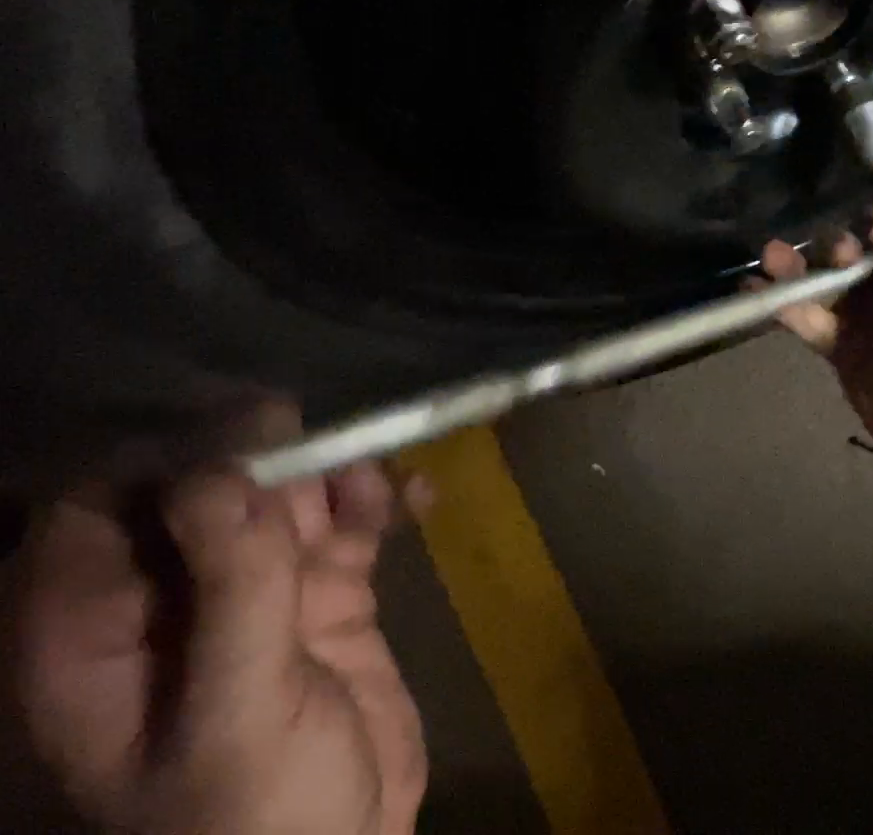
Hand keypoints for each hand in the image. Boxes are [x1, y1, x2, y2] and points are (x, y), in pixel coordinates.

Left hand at [6, 411, 427, 834]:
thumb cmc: (254, 809)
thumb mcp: (239, 706)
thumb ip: (233, 592)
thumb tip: (221, 472)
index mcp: (99, 637)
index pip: (99, 518)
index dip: (164, 466)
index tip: (243, 436)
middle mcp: (171, 604)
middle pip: (205, 497)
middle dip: (266, 458)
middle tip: (331, 429)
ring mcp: (257, 600)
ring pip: (285, 505)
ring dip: (335, 476)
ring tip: (382, 472)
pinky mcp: (330, 602)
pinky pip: (351, 532)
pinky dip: (383, 505)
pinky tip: (419, 497)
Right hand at [754, 175, 872, 471]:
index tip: (867, 219)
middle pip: (854, 252)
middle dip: (838, 243)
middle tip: (840, 254)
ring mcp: (866, 319)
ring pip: (825, 282)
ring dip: (797, 266)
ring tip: (771, 255)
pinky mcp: (842, 350)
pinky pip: (808, 320)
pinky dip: (781, 305)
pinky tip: (754, 288)